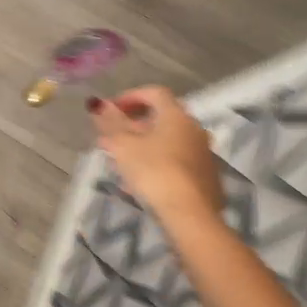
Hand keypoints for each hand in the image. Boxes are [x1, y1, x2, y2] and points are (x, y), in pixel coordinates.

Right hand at [89, 85, 224, 227]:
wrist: (190, 214)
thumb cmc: (153, 170)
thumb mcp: (122, 145)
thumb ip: (110, 122)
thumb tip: (99, 103)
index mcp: (176, 116)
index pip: (154, 93)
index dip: (130, 96)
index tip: (111, 110)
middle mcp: (195, 129)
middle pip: (162, 117)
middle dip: (134, 124)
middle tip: (112, 136)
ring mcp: (204, 153)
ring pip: (169, 140)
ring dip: (145, 143)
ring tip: (122, 159)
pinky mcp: (207, 176)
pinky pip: (177, 159)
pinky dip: (158, 160)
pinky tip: (142, 178)